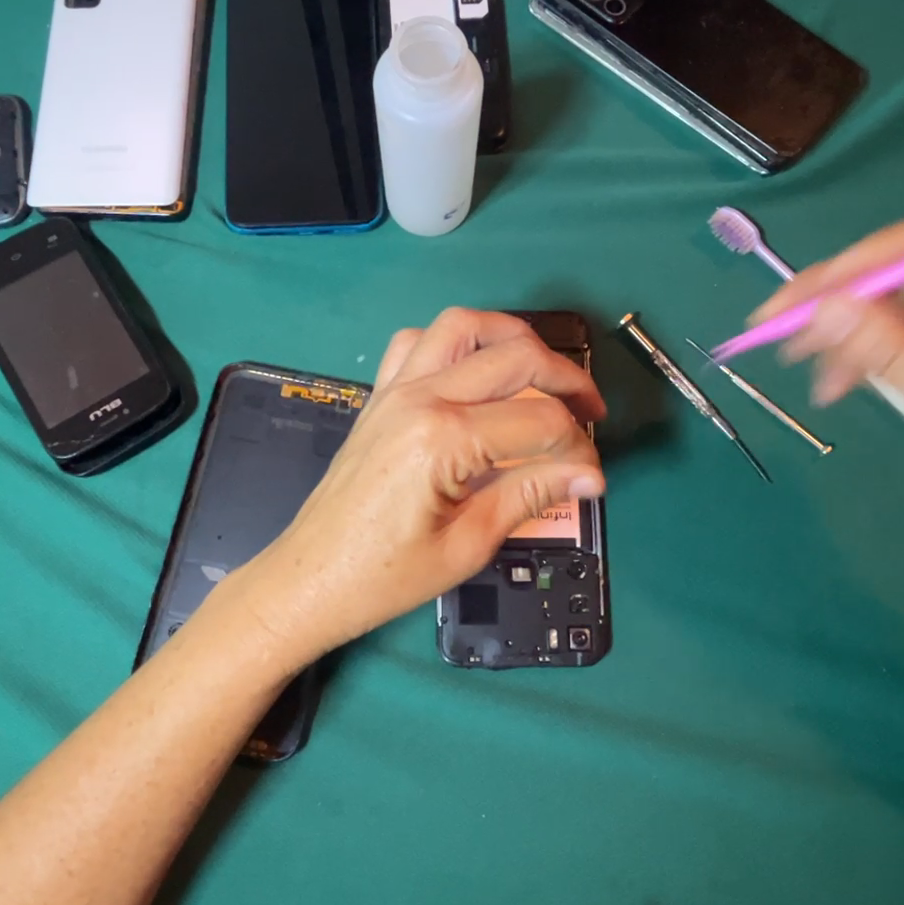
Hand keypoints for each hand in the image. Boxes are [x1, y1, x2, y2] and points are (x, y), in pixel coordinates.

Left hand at [232, 309, 605, 664]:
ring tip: (541, 371)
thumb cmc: (385, 576)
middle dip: (567, 379)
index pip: (538, 420)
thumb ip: (529, 496)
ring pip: (464, 326)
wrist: (312, 579)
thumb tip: (588, 475)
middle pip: (514, 357)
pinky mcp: (379, 396)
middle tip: (591, 413)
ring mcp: (394, 390)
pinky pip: (416, 342)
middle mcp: (420, 398)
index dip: (577, 447)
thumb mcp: (468, 545)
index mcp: (444, 440)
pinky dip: (454, 342)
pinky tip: (472, 372)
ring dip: (512, 338)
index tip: (590, 476)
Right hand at [752, 194, 903, 557]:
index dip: (882, 250)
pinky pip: (899, 334)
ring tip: (795, 357)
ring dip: (844, 325)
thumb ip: (891, 354)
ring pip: (898, 299)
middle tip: (777, 320)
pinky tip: (831, 383)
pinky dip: (860, 353)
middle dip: (846, 291)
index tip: (819, 288)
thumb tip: (823, 308)